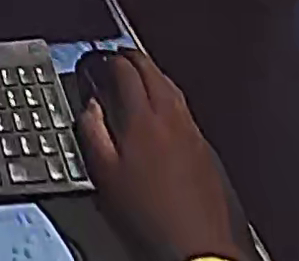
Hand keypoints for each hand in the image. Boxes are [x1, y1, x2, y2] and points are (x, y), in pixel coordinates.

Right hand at [76, 49, 243, 260]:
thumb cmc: (148, 214)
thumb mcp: (104, 172)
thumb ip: (92, 130)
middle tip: (120, 56)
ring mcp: (193, 134)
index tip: (101, 59)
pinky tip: (162, 110)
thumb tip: (90, 107)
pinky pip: (186, 110)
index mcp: (142, 119)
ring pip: (173, 89)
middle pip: (154, 72)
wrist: (201, 250)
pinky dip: (170, 98)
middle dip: (134, 59)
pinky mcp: (208, 152)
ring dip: (155, 75)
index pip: (126, 70)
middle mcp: (171, 119)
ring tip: (141, 74)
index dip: (111, 59)